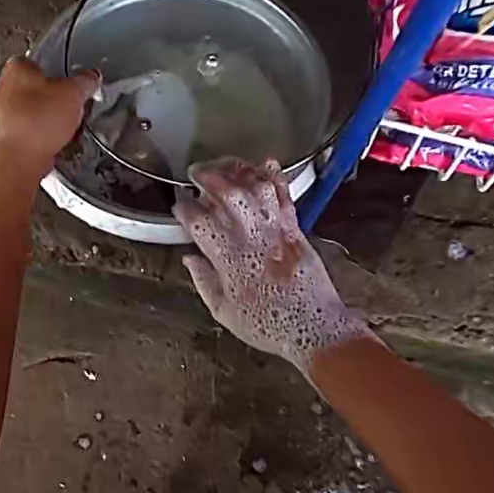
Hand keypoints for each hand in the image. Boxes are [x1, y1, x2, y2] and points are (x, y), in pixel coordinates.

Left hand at [0, 58, 98, 173]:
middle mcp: (4, 88)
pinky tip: (53, 144)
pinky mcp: (6, 139)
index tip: (75, 83)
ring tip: (64, 129)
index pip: (42, 62)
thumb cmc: (35, 121)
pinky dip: (43, 139)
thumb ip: (85, 81)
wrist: (16, 160)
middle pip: (39, 89)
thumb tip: (91, 77)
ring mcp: (3, 115)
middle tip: (73, 107)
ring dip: (51, 121)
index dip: (61, 73)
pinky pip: (32, 134)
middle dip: (57, 99)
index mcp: (17, 68)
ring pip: (36, 113)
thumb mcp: (74, 93)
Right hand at [173, 159, 374, 374]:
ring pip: (256, 188)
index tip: (179, 203)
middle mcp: (253, 240)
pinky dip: (274, 176)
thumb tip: (189, 257)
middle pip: (228, 194)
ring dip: (239, 170)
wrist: (314, 328)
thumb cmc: (268, 326)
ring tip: (224, 164)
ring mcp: (277, 231)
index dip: (185, 207)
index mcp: (230, 262)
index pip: (200, 222)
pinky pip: (284, 196)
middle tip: (197, 172)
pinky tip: (265, 164)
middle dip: (208, 176)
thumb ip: (204, 281)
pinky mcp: (296, 230)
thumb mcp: (224, 313)